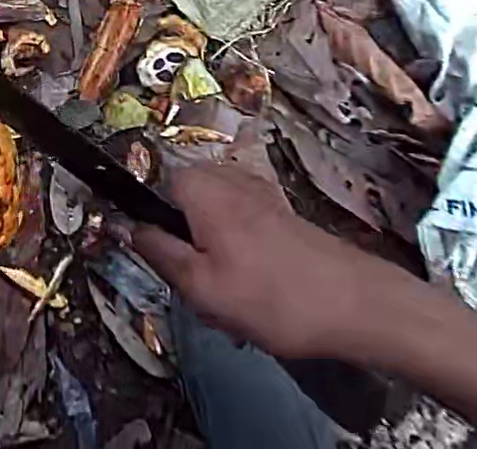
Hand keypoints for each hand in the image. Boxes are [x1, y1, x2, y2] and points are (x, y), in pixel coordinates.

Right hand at [125, 163, 416, 360]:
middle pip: (179, 212)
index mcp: (195, 184)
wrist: (356, 303)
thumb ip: (153, 248)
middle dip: (188, 253)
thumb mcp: (198, 284)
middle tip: (210, 296)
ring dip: (213, 261)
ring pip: (207, 224)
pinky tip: (260, 293)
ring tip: (238, 302)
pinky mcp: (274, 207)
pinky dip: (239, 258)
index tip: (177, 272)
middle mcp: (220, 174)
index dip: (156, 236)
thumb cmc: (269, 295)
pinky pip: (235, 228)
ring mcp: (251, 189)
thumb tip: (120, 222)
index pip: (148, 196)